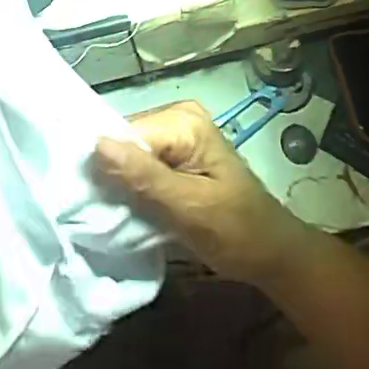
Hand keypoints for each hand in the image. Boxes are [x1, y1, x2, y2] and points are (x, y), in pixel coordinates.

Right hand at [94, 100, 320, 286]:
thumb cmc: (237, 232)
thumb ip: (144, 176)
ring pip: (128, 154)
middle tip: (113, 212)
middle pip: (125, 141)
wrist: (271, 252)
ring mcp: (176, 133)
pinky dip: (133, 186)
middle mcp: (177, 116)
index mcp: (184, 121)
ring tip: (120, 212)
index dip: (110, 168)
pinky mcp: (173, 153)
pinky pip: (139, 164)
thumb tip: (97, 145)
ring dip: (122, 183)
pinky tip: (133, 206)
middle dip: (115, 175)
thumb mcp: (190, 208)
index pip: (127, 135)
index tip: (101, 203)